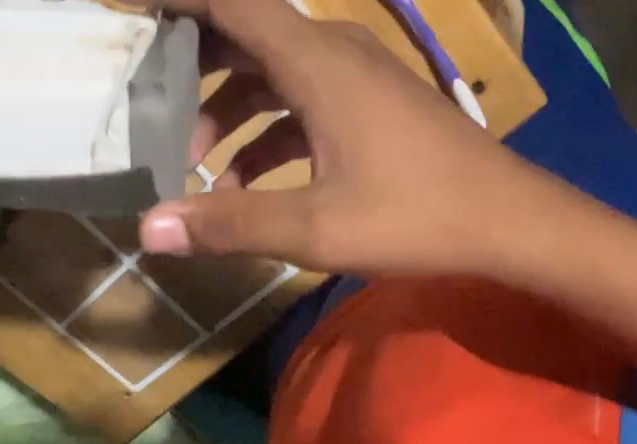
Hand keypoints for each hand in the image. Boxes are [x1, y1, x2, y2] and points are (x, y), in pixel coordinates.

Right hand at [139, 0, 556, 275]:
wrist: (506, 221)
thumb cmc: (413, 216)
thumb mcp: (313, 228)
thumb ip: (230, 225)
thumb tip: (150, 227)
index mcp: (316, 63)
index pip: (231, 2)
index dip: (177, 1)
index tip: (130, 13)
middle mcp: (334, 54)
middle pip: (247, 35)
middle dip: (194, 66)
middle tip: (151, 104)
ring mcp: (358, 80)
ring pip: (275, 76)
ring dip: (231, 114)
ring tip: (197, 167)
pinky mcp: (373, 110)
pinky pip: (304, 106)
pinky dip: (270, 137)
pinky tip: (251, 188)